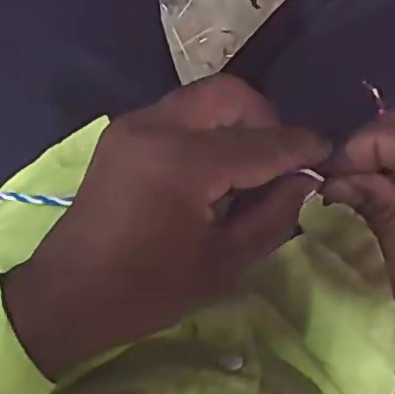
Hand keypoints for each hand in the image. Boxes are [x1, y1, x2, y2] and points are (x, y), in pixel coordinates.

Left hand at [2, 75, 330, 378]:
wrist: (66, 297)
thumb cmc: (144, 293)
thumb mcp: (221, 265)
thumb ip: (272, 216)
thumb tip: (303, 180)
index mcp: (181, 161)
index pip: (262, 141)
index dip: (302, 148)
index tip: (328, 156)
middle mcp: (153, 127)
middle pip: (229, 96)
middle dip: (266, 122)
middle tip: (282, 164)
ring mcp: (131, 127)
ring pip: (202, 101)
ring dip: (235, 125)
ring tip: (250, 173)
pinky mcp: (120, 137)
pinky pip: (178, 117)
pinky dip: (206, 133)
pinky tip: (215, 174)